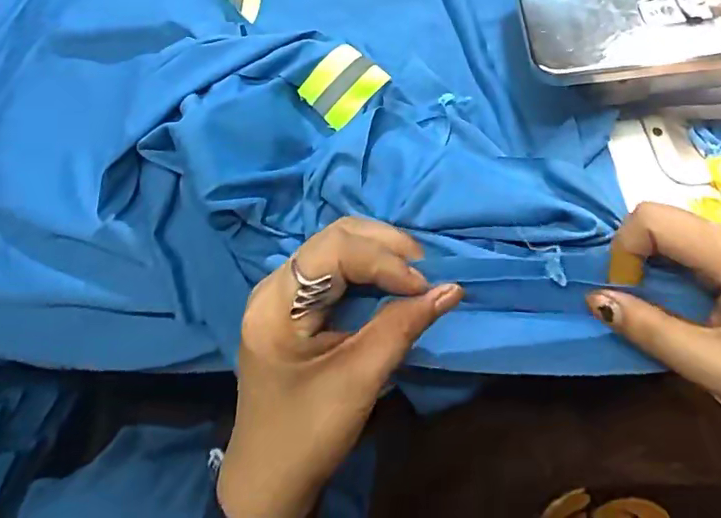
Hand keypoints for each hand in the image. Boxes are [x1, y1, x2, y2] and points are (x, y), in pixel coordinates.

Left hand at [218, 217, 462, 517]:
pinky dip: (373, 266)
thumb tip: (451, 289)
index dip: (383, 258)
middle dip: (386, 245)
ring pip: (340, 244)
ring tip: (416, 273)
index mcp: (276, 302)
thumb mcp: (358, 380)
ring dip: (382, 251)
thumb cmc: (307, 434)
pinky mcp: (299, 304)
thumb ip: (402, 327)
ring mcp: (285, 292)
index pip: (335, 248)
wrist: (268, 484)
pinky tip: (396, 279)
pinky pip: (340, 265)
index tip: (422, 285)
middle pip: (337, 236)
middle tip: (424, 269)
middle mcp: (275, 285)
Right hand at [586, 206, 720, 517]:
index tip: (624, 300)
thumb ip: (653, 330)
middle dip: (635, 259)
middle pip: (662, 222)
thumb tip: (595, 299)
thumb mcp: (718, 369)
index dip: (625, 252)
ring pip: (675, 237)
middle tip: (634, 309)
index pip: (652, 217)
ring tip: (653, 314)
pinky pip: (692, 255)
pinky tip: (677, 312)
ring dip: (652, 269)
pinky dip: (671, 277)